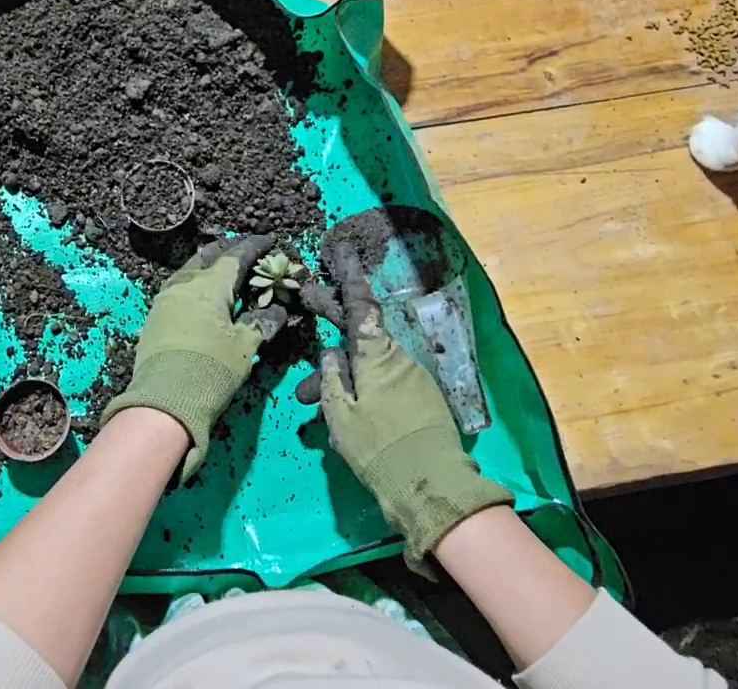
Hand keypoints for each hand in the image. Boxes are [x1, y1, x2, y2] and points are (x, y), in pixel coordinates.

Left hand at [100, 234, 285, 479]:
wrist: (164, 400)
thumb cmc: (211, 368)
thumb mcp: (245, 346)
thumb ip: (262, 322)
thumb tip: (278, 310)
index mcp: (209, 284)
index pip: (236, 255)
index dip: (255, 247)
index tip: (270, 241)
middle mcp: (184, 283)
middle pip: (209, 256)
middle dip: (230, 250)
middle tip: (248, 252)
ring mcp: (166, 298)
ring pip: (191, 269)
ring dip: (210, 265)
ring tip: (227, 271)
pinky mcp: (156, 315)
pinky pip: (181, 286)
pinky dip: (197, 282)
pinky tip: (205, 294)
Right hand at [307, 255, 512, 572]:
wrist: (432, 489)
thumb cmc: (379, 448)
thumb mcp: (342, 415)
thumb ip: (332, 379)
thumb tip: (330, 351)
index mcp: (377, 354)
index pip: (361, 303)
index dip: (348, 274)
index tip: (339, 249)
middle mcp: (396, 359)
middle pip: (359, 328)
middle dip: (331, 313)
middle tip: (307, 300)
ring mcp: (409, 379)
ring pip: (365, 362)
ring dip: (337, 372)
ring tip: (304, 400)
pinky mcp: (416, 401)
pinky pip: (379, 383)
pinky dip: (355, 390)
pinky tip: (332, 416)